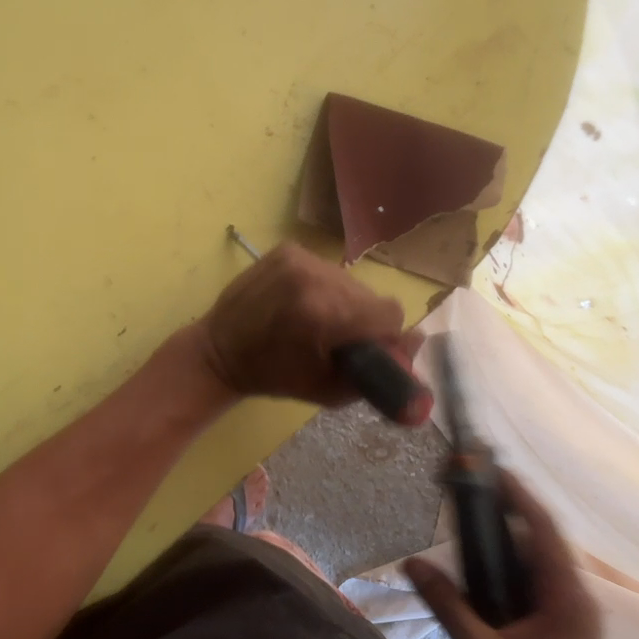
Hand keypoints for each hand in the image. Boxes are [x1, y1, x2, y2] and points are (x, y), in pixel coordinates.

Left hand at [201, 243, 423, 418]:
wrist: (218, 351)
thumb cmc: (274, 377)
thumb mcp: (330, 389)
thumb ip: (381, 372)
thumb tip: (421, 342)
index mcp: (325, 313)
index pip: (389, 313)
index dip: (383, 336)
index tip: (362, 350)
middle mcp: (314, 277)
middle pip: (369, 296)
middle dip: (361, 320)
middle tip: (333, 340)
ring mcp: (298, 257)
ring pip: (348, 281)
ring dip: (341, 302)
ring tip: (311, 322)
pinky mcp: (286, 249)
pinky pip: (325, 269)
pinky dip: (321, 288)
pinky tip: (298, 305)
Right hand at [406, 472, 612, 638]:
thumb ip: (449, 605)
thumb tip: (413, 562)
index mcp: (567, 600)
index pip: (543, 530)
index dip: (517, 495)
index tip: (488, 467)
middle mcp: (578, 603)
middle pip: (544, 541)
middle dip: (508, 511)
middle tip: (468, 488)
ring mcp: (574, 621)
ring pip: (542, 564)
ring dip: (509, 539)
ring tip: (470, 518)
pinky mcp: (564, 636)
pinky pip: (539, 585)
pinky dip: (512, 566)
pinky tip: (483, 570)